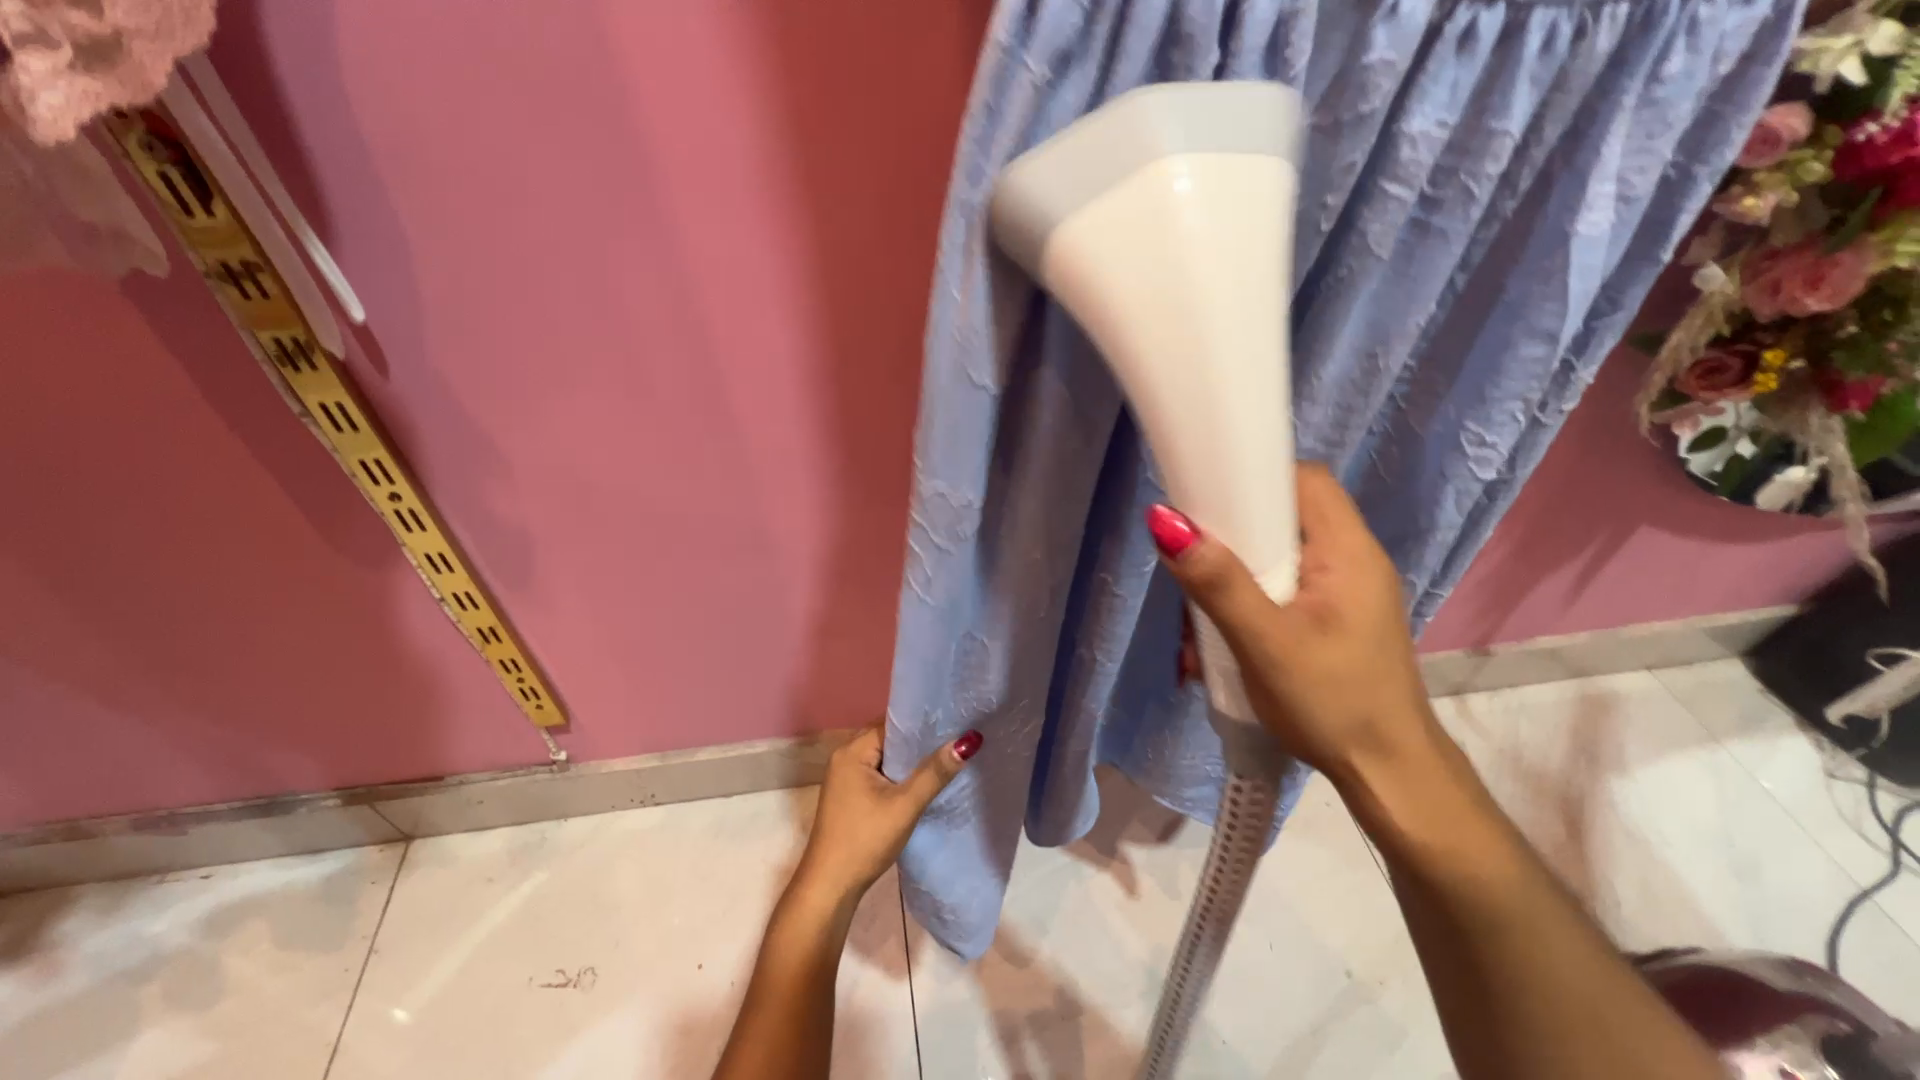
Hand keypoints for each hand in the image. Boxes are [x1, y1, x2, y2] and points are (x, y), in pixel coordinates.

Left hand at [791, 725, 981, 901]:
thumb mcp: (905, 805)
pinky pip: (879, 774)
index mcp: (852, 751)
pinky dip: (899, 776)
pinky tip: (922, 783)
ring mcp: (845, 778)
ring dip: (910, 762)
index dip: (923, 724)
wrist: (831, 886)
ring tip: (945, 758)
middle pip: (889, 739)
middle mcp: (845, 757)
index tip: (955, 724)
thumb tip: (968, 740)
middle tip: (956, 740)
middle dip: (919, 743)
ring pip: (885, 759)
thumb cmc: (865, 840)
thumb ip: (935, 773)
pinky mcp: (850, 796)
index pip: (893, 724)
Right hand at [1148, 463, 1434, 778]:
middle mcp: (1351, 560)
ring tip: (1198, 636)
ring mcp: (1344, 594)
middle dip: (1227, 547)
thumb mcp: (1265, 644)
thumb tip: (1165, 521)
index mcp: (1347, 550)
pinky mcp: (1334, 622)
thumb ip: (1218, 583)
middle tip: (1191, 585)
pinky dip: (1247, 610)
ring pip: (1275, 562)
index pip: (1302, 480)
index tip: (1204, 503)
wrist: (1388, 775)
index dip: (1252, 479)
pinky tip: (1220, 649)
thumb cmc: (1331, 704)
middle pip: (1280, 521)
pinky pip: (1281, 594)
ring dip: (1230, 588)